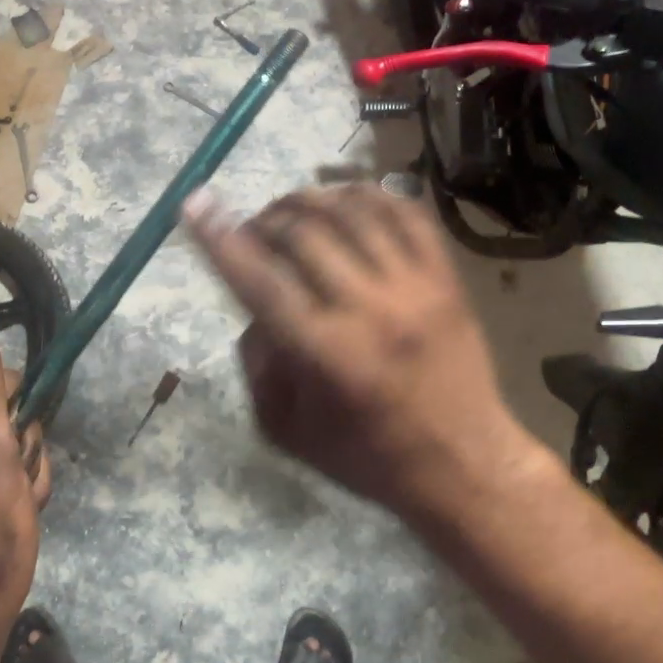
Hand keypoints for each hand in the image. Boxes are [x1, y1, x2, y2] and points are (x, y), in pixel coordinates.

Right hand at [182, 184, 552, 522]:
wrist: (468, 467)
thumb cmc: (368, 456)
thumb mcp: (286, 430)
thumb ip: (256, 364)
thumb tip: (253, 307)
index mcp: (326, 355)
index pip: (260, 279)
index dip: (219, 237)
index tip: (194, 203)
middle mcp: (370, 311)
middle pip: (303, 233)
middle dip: (264, 219)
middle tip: (252, 228)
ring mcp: (415, 288)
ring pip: (354, 211)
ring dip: (310, 199)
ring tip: (292, 209)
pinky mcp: (447, 279)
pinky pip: (407, 214)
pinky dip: (370, 195)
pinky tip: (347, 200)